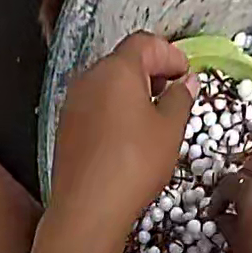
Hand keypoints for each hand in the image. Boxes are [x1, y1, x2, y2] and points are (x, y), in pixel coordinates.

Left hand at [49, 31, 199, 239]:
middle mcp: (89, 80)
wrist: (88, 208)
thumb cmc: (134, 165)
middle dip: (149, 75)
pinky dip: (112, 118)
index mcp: (117, 69)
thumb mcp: (169, 131)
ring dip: (129, 98)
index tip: (185, 71)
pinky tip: (126, 142)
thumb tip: (186, 83)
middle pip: (122, 64)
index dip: (169, 54)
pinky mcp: (65, 132)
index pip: (145, 44)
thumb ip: (180, 99)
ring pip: (106, 90)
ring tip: (150, 123)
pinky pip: (94, 114)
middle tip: (170, 96)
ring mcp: (72, 106)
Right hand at [215, 159, 251, 252]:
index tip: (214, 213)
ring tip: (245, 211)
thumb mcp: (236, 241)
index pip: (227, 184)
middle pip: (247, 170)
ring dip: (251, 189)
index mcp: (250, 189)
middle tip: (228, 203)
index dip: (217, 199)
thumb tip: (223, 219)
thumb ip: (226, 225)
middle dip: (235, 185)